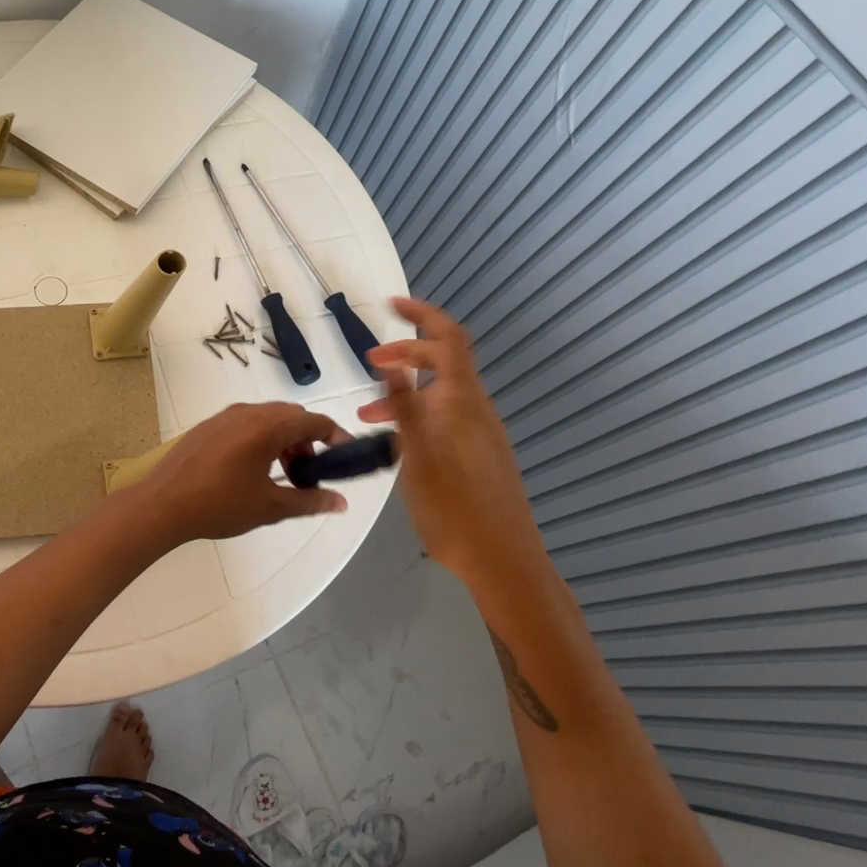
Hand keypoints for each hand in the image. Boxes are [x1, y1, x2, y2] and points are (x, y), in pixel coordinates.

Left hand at [128, 402, 349, 545]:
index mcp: (268, 426)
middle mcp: (248, 412)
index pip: (315, 421)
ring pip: (267, 419)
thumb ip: (310, 501)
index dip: (336, 438)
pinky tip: (251, 471)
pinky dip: (260, 440)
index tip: (345, 459)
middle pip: (292, 417)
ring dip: (283, 441)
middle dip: (308, 442)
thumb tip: (341, 502)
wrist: (162, 504)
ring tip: (281, 477)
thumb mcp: (271, 507)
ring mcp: (224, 416)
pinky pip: (245, 424)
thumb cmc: (220, 504)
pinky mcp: (207, 426)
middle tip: (309, 475)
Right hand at [359, 298, 544, 581]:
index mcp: (463, 402)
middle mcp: (475, 410)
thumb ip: (404, 406)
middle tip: (369, 364)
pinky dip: (416, 417)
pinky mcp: (477, 456)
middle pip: (442, 362)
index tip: (390, 305)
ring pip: (439, 394)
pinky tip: (394, 445)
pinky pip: (443, 419)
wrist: (501, 561)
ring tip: (365, 416)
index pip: (448, 339)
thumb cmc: (455, 508)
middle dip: (404, 354)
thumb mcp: (418, 455)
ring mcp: (479, 434)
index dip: (422, 315)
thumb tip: (392, 360)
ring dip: (404, 392)